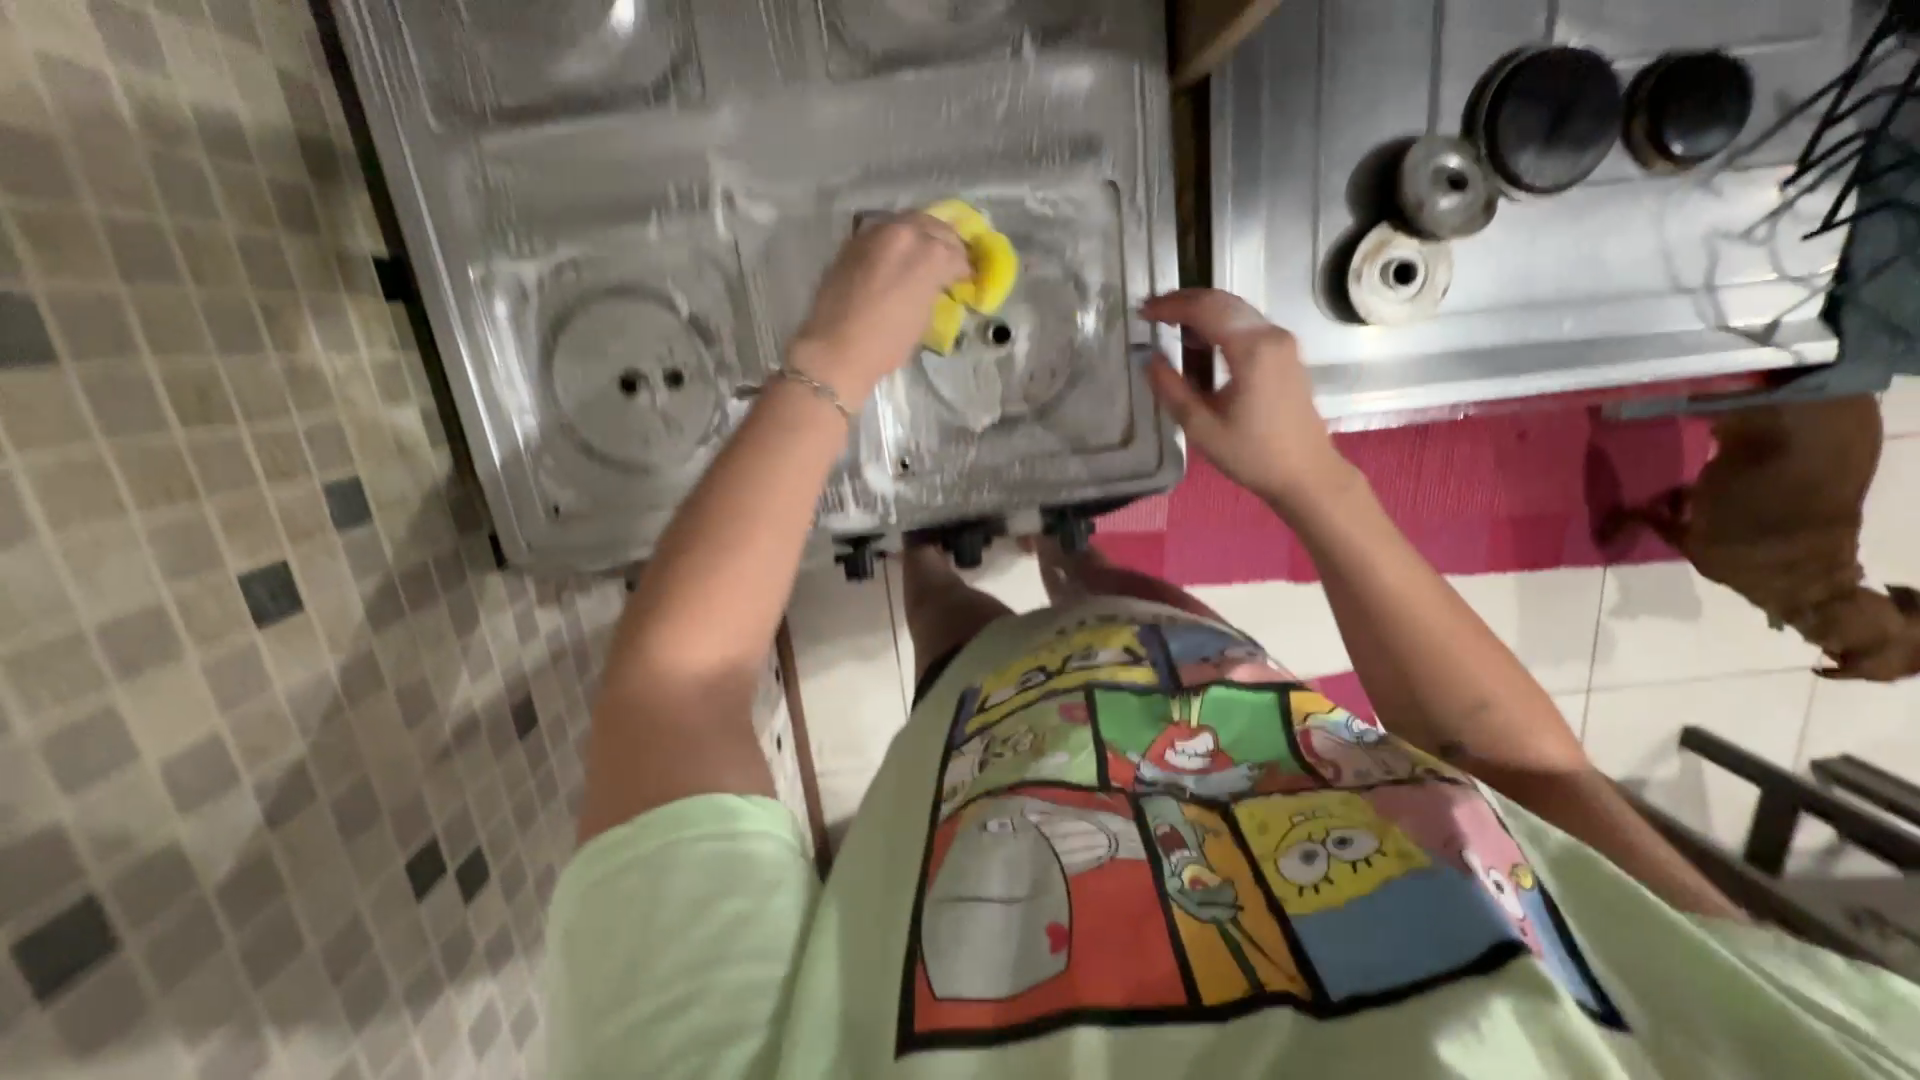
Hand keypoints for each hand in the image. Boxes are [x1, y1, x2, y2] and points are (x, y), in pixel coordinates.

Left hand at [790, 213, 970, 401]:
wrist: (836, 349)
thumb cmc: (887, 343)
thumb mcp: (924, 317)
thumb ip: (934, 288)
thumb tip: (936, 283)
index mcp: (929, 253)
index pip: (956, 254)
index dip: (964, 269)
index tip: (965, 278)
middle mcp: (904, 233)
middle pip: (934, 227)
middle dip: (946, 243)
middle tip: (949, 260)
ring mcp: (876, 233)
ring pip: (907, 223)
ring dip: (920, 235)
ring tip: (924, 254)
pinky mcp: (854, 241)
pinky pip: (883, 232)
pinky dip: (896, 240)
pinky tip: (897, 257)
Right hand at [1141, 288, 1356, 514]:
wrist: (1306, 473)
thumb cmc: (1253, 455)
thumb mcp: (1201, 428)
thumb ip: (1171, 389)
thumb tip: (1149, 359)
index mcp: (1252, 350)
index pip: (1205, 309)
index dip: (1171, 306)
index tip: (1143, 312)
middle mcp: (1271, 335)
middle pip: (1222, 301)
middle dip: (1185, 302)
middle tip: (1152, 312)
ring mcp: (1282, 342)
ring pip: (1236, 310)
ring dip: (1202, 312)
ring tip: (1169, 326)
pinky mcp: (1285, 353)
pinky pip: (1247, 325)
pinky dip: (1219, 324)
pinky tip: (1200, 343)